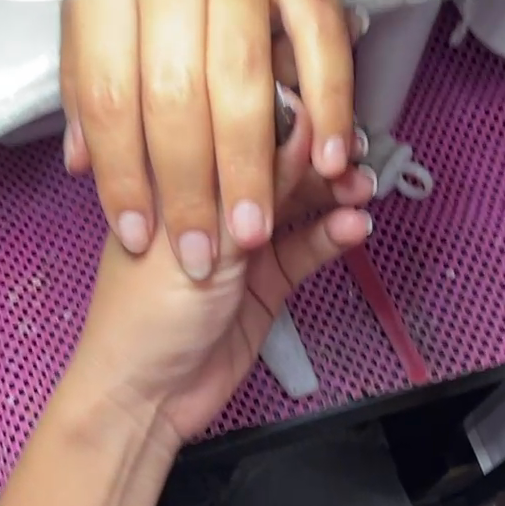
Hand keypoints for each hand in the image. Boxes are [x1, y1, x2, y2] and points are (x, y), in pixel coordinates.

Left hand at [60, 0, 358, 281]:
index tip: (136, 238)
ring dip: (251, 167)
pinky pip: (323, 40)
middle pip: (177, 100)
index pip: (111, 99)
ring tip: (251, 234)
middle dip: (187, 190)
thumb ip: (86, 83)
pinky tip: (327, 162)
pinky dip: (330, 103)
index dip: (122, 178)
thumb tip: (84, 166)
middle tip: (198, 257)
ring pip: (245, 79)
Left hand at [66, 101, 371, 442]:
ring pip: (296, 203)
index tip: (323, 107)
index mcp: (176, 177)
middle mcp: (212, 201)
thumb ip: (250, 188)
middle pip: (273, 160)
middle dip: (316, 152)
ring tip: (361, 190)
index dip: (280, 112)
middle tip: (353, 152)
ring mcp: (241, 241)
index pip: (232, 124)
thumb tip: (298, 122)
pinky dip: (330, 235)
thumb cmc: (144, 318)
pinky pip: (305, 248)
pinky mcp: (265, 280)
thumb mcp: (199, 243)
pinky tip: (353, 227)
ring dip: (331, 193)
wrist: (148, 398)